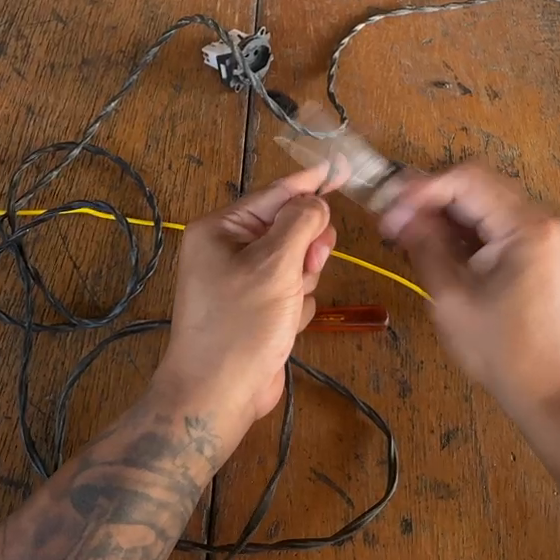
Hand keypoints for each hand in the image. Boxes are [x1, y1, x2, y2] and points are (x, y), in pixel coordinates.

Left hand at [157, 164, 336, 430]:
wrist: (218, 394)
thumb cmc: (241, 324)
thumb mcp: (274, 266)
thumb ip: (300, 224)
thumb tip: (314, 202)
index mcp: (220, 230)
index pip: (274, 195)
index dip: (310, 182)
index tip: (341, 166)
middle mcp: (228, 251)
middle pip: (289, 228)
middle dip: (306, 247)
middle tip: (311, 262)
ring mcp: (243, 282)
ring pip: (297, 262)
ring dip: (303, 281)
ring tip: (289, 304)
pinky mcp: (258, 309)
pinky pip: (293, 291)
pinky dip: (297, 306)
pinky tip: (285, 326)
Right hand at [377, 163, 559, 422]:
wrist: (554, 396)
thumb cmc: (501, 350)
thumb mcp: (451, 297)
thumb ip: (425, 245)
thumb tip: (397, 213)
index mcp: (526, 225)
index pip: (465, 181)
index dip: (420, 191)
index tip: (386, 213)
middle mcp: (543, 221)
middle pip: (478, 188)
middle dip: (431, 201)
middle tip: (392, 223)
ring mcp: (547, 239)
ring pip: (486, 208)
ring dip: (447, 217)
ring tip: (409, 238)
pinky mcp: (543, 257)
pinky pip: (499, 229)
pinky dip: (467, 234)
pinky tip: (439, 251)